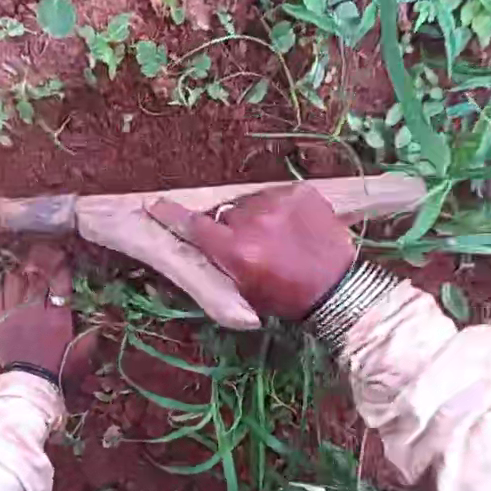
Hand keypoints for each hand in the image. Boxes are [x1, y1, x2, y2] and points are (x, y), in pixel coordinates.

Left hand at [0, 245, 91, 382]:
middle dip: (41, 261)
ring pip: (14, 279)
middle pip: (36, 275)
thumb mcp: (81, 352)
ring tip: (24, 268)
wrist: (30, 383)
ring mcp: (13, 314)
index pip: (60, 281)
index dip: (61, 266)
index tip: (63, 258)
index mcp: (58, 317)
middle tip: (44, 254)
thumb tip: (105, 317)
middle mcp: (34, 310)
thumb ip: (92, 333)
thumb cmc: (58, 368)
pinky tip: (5, 281)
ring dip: (20, 271)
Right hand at [146, 184, 356, 319]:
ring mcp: (279, 203)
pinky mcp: (301, 192)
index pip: (194, 226)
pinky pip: (277, 194)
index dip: (171, 215)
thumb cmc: (284, 298)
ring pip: (251, 202)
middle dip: (231, 227)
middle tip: (248, 246)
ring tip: (275, 237)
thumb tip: (198, 244)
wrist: (336, 290)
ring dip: (255, 216)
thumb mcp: (243, 291)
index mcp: (236, 251)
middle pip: (225, 214)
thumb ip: (218, 267)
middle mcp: (253, 222)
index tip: (154, 205)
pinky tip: (292, 228)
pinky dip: (279, 208)